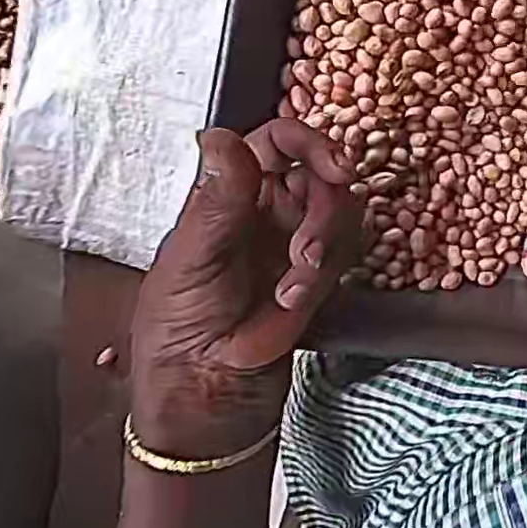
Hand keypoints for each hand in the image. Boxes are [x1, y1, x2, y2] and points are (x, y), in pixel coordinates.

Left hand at [129, 121, 361, 459]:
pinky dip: (326, 273)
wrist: (206, 393)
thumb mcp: (192, 260)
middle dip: (325, 211)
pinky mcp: (321, 268)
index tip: (338, 167)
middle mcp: (271, 205)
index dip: (310, 142)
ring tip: (293, 287)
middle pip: (323, 175)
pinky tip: (293, 300)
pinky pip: (347, 248)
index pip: (278, 141)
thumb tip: (217, 134)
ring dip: (327, 245)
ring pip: (343, 210)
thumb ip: (218, 200)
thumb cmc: (179, 324)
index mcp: (231, 192)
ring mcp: (299, 235)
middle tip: (309, 252)